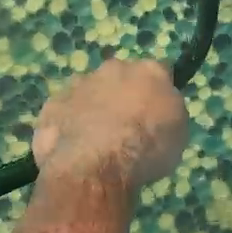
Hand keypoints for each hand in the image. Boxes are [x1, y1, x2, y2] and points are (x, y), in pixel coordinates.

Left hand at [31, 59, 188, 192]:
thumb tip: (157, 109)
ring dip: (93, 108)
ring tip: (95, 141)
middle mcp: (114, 68)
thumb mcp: (179, 134)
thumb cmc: (147, 149)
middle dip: (122, 95)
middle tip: (124, 126)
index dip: (156, 92)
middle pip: (120, 77)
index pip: (159, 71)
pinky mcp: (52, 103)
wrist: (95, 164)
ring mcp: (78, 84)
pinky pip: (64, 111)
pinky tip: (72, 147)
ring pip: (89, 91)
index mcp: (149, 71)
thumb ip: (168, 112)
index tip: (155, 112)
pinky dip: (68, 124)